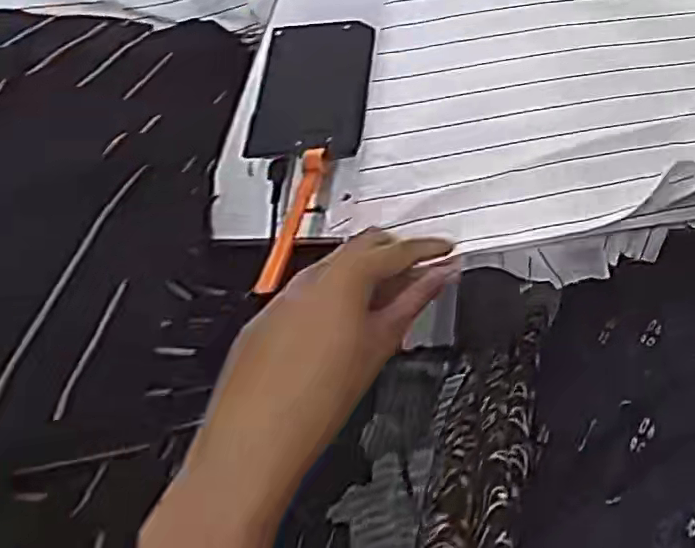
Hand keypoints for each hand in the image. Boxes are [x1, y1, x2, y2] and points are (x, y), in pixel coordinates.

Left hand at [143, 232, 455, 547]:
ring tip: (387, 302)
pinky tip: (347, 325)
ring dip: (365, 274)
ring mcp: (283, 299)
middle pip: (364, 245)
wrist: (251, 449)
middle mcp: (310, 279)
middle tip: (421, 270)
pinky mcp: (264, 322)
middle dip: (396, 253)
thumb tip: (440, 276)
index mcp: (345, 276)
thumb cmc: (315, 402)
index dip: (427, 249)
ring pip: (335, 268)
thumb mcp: (383, 342)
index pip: (398, 249)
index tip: (444, 251)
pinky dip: (335, 296)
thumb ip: (416, 299)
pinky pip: (307, 293)